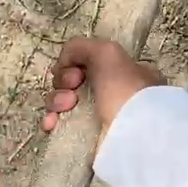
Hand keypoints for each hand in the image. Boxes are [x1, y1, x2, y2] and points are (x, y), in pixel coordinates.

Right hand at [41, 37, 163, 142]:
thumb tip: (64, 61)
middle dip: (64, 83)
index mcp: (125, 73)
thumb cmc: (126, 92)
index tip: (78, 72)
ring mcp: (99, 118)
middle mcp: (113, 95)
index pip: (89, 63)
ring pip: (63, 103)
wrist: (135, 138)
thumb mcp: (107, 53)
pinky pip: (60, 125)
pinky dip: (52, 122)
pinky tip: (52, 124)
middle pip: (72, 82)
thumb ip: (81, 47)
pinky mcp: (85, 139)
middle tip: (72, 89)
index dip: (75, 64)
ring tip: (65, 108)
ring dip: (56, 101)